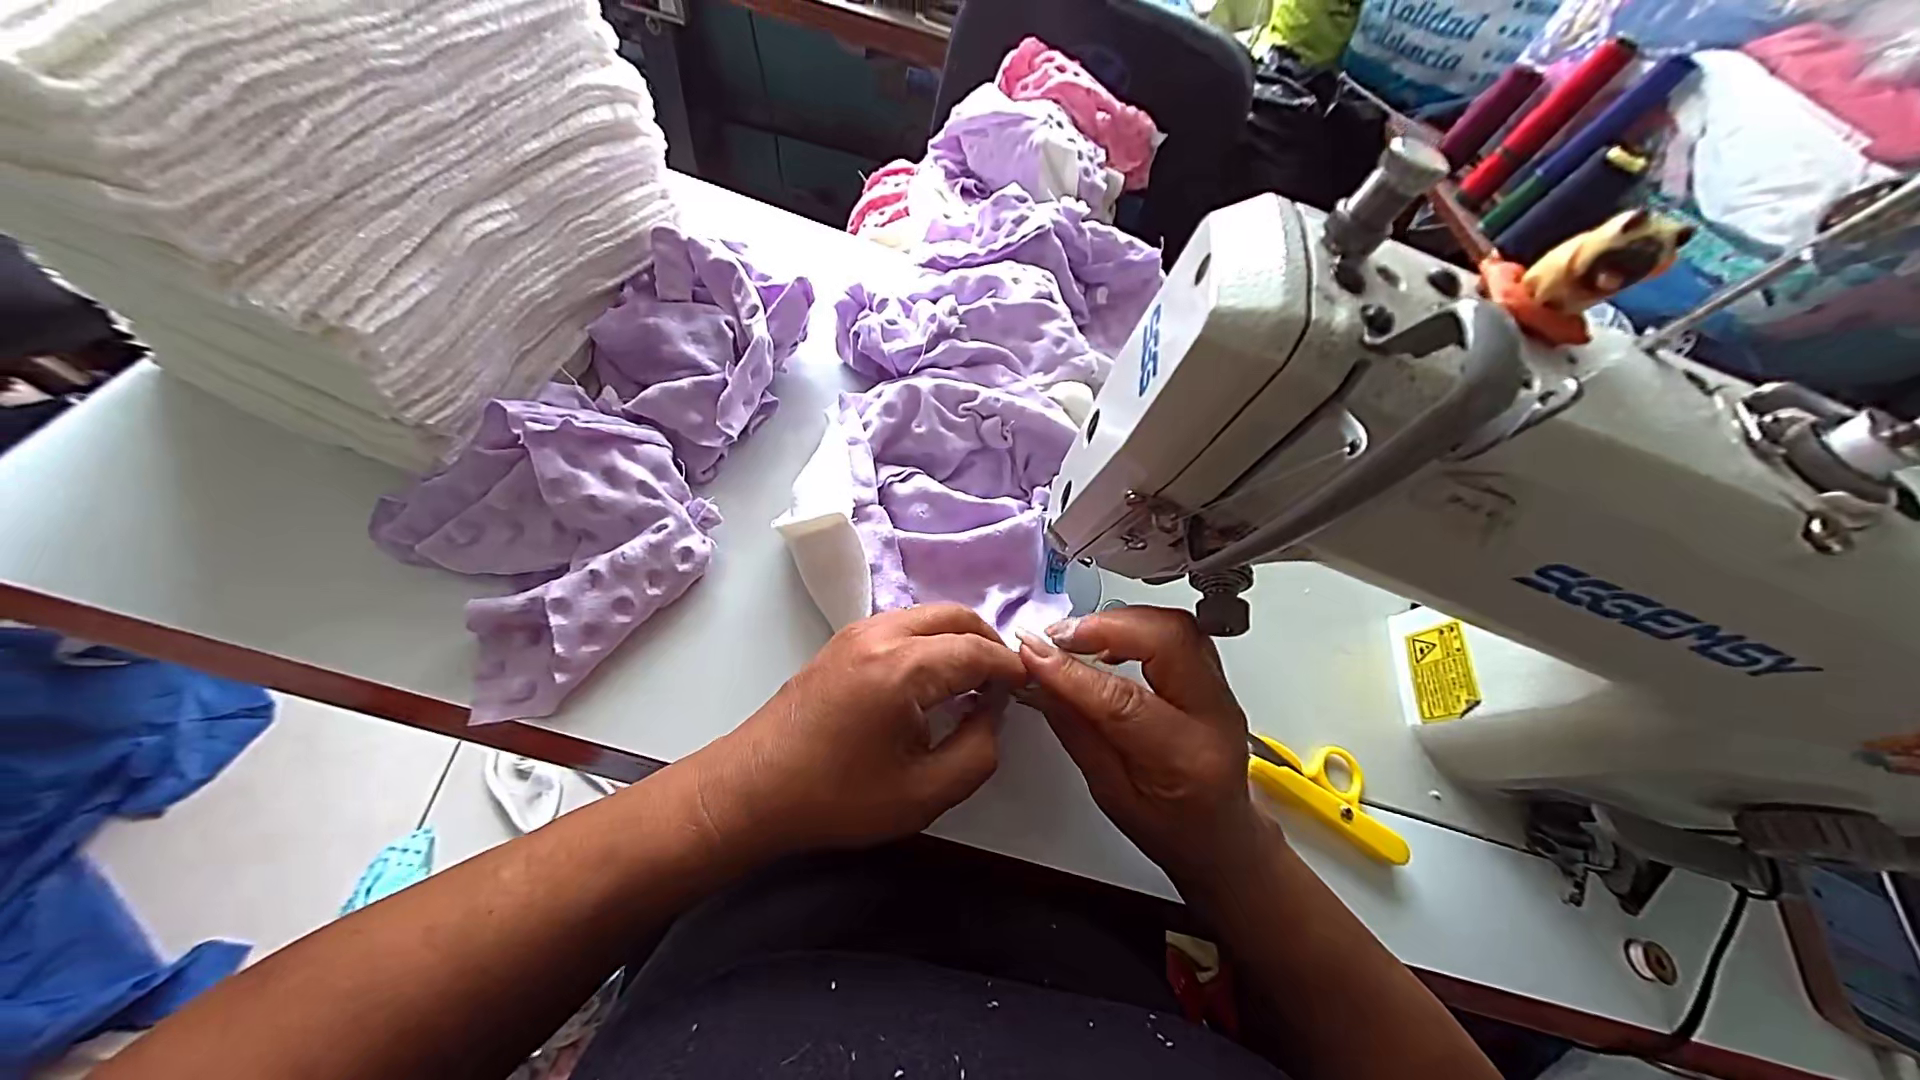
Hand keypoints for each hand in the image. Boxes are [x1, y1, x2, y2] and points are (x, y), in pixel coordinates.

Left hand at [691, 604, 1024, 858]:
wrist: (753, 789)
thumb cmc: (837, 798)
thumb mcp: (923, 793)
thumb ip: (978, 751)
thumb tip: (993, 712)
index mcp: (903, 667)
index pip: (977, 650)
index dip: (1011, 667)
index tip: (1031, 686)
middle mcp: (881, 634)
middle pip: (955, 616)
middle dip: (989, 642)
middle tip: (1005, 682)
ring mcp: (857, 632)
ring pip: (927, 614)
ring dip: (959, 638)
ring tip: (973, 681)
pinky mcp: (842, 641)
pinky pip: (902, 624)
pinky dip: (931, 639)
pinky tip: (933, 678)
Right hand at [1016, 606, 1275, 885]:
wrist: (1220, 835)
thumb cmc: (1172, 828)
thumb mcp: (1109, 793)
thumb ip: (1075, 731)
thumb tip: (1040, 682)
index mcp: (1186, 759)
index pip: (1124, 701)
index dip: (1071, 672)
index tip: (1034, 653)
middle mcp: (1214, 717)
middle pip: (1169, 640)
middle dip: (1105, 626)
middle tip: (1058, 635)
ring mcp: (1220, 691)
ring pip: (1176, 626)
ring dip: (1119, 620)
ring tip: (1075, 635)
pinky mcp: (1214, 675)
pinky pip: (1178, 632)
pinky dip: (1135, 624)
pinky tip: (1106, 638)